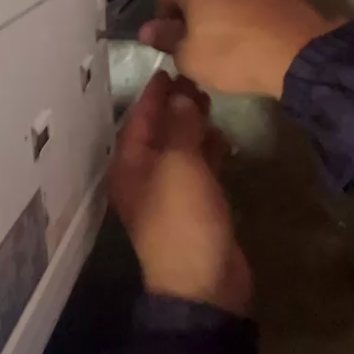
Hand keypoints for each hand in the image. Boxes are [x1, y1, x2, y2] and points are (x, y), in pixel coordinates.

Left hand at [109, 72, 251, 315]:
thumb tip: (180, 97)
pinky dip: (208, 150)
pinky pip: (198, 168)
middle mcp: (145, 176)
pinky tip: (223, 137)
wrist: (204, 285)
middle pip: (159, 132)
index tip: (168, 68)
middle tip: (196, 80)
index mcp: (130, 165)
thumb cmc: (182, 219)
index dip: (154, 94)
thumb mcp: (180, 165)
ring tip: (211, 101)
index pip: (139, 119)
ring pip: (180, 148)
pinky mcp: (196, 206)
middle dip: (175, 107)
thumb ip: (181, 126)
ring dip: (193, 126)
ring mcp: (170, 192)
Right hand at [139, 0, 341, 98]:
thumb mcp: (191, 58)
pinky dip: (244, 13)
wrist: (299, 53)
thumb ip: (167, 41)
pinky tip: (250, 36)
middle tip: (195, 39)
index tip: (168, 33)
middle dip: (193, 9)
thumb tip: (147, 30)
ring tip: (225, 39)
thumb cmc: (234, 55)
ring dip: (220, 10)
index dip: (161, 9)